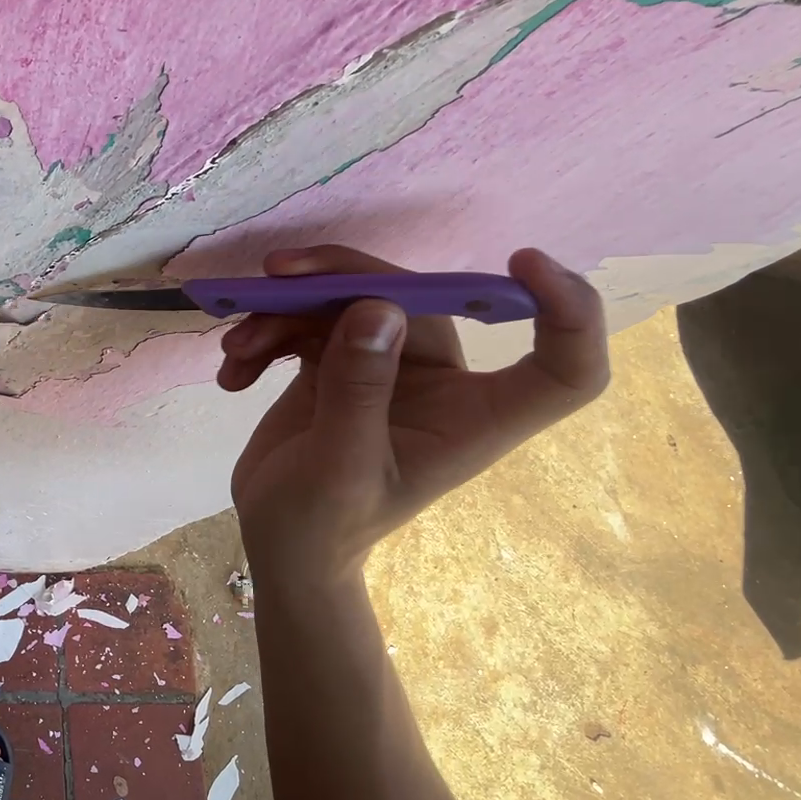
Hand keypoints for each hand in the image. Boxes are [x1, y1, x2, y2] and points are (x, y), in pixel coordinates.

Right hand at [219, 246, 608, 582]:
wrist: (280, 538)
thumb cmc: (323, 524)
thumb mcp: (338, 466)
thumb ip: (358, 391)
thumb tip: (377, 309)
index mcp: (470, 418)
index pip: (559, 368)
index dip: (565, 309)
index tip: (522, 260)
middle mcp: (437, 384)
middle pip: (415, 300)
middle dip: (341, 280)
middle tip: (275, 274)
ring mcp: (383, 370)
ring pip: (347, 304)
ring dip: (282, 314)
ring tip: (235, 347)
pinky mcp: (336, 365)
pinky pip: (307, 325)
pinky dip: (265, 339)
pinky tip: (235, 373)